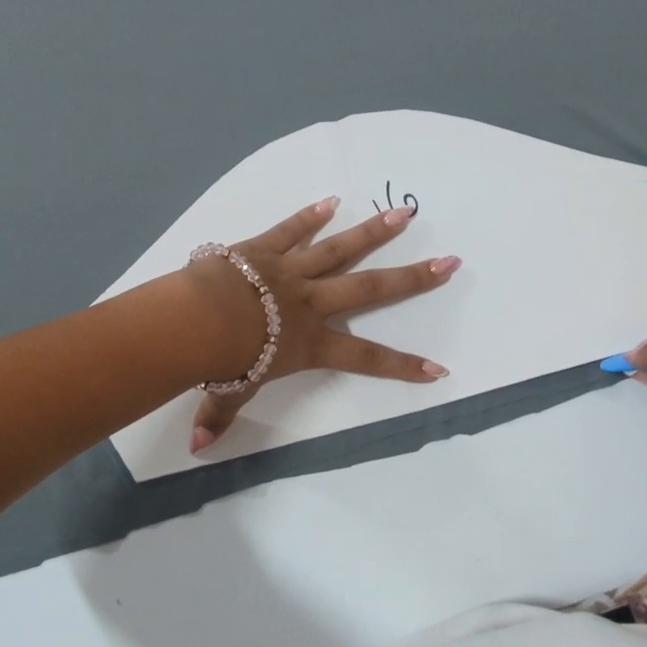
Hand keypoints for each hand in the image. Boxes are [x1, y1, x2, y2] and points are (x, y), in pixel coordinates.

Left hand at [185, 197, 459, 451]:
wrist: (199, 319)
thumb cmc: (220, 361)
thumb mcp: (226, 393)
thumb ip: (219, 414)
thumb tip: (200, 446)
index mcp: (310, 343)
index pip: (365, 358)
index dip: (402, 366)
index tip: (437, 369)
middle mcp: (311, 303)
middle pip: (369, 288)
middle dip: (412, 279)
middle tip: (447, 261)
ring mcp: (290, 271)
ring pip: (339, 249)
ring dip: (373, 232)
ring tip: (403, 215)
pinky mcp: (264, 249)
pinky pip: (292, 230)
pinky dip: (310, 216)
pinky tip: (332, 201)